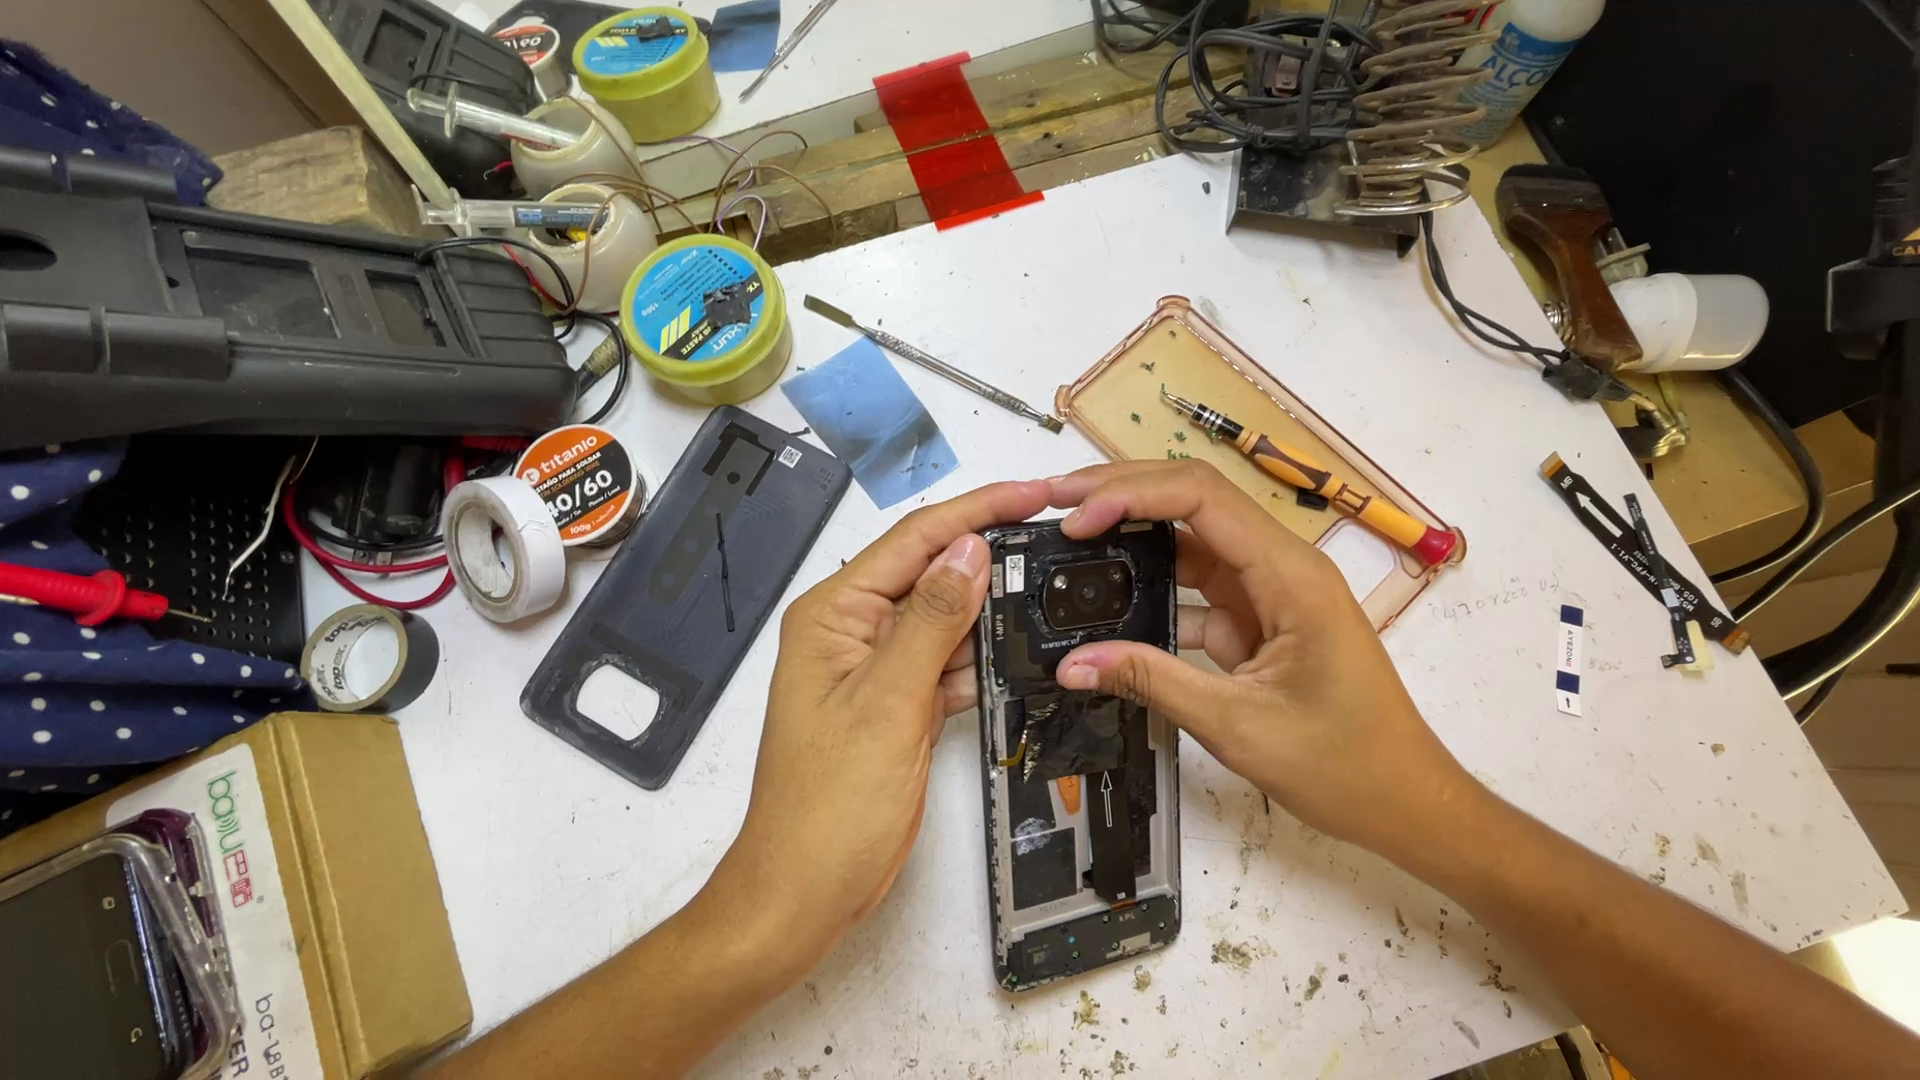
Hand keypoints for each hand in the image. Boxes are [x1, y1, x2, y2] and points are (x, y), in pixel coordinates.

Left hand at [714, 479, 1052, 968]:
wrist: (806, 887)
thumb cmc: (827, 802)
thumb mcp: (885, 703)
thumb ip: (932, 622)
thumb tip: (970, 549)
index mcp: (835, 613)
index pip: (915, 540)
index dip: (978, 511)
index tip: (1035, 494)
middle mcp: (855, 629)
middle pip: (933, 573)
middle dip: (991, 555)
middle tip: (1057, 536)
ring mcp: (881, 666)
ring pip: (948, 619)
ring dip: (994, 608)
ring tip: (1053, 586)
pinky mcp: (902, 701)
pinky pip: (950, 663)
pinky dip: (985, 658)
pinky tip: (1024, 649)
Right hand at [1047, 461, 1478, 858]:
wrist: (1406, 803)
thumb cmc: (1344, 764)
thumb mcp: (1239, 726)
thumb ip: (1151, 683)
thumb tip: (1069, 664)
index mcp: (1289, 574)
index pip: (1201, 497)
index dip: (1131, 495)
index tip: (1075, 519)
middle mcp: (1277, 566)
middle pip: (1191, 500)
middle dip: (1121, 492)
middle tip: (1054, 500)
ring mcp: (1264, 591)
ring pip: (1187, 539)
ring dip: (1129, 534)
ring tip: (1068, 535)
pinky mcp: (1253, 619)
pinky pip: (1191, 587)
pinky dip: (1147, 589)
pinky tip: (1104, 598)